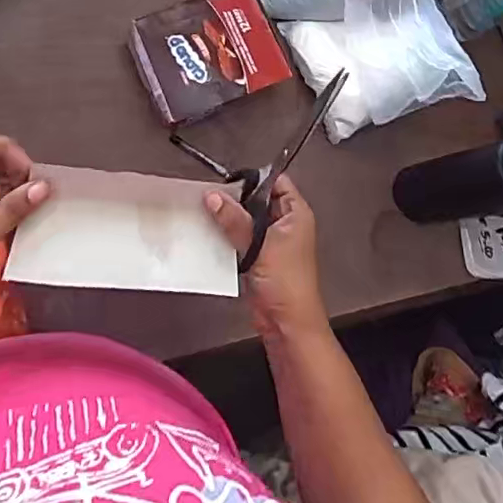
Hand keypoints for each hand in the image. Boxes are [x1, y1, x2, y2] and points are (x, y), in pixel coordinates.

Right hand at [205, 175, 327, 337]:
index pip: (277, 181)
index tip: (229, 179)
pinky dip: (227, 235)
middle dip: (235, 197)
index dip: (255, 178)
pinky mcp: (258, 257)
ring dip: (228, 218)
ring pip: (246, 219)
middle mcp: (285, 223)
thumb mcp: (260, 245)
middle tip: (210, 194)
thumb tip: (213, 196)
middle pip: (258, 199)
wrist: (287, 324)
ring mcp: (271, 241)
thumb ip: (236, 220)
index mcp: (296, 214)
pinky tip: (209, 232)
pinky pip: (240, 237)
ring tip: (205, 210)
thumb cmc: (287, 283)